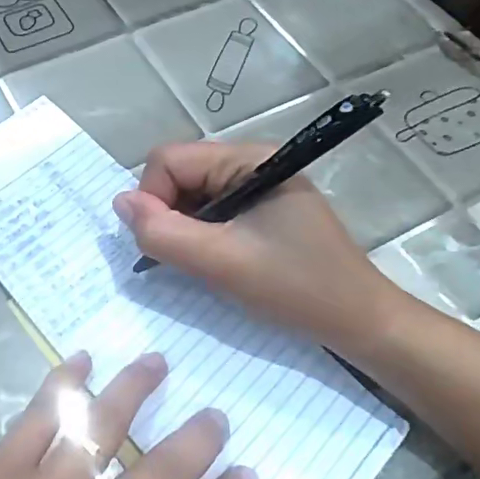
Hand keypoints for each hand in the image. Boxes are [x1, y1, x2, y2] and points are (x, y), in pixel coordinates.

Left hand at [0, 352, 257, 478]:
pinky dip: (65, 379)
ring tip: (158, 361)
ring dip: (137, 386)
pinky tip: (83, 357)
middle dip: (198, 440)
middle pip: (165, 473)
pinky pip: (43, 412)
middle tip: (216, 415)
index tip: (247, 474)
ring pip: (108, 424)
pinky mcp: (2, 467)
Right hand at [113, 142, 408, 356]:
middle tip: (184, 259)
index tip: (162, 245)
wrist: (360, 320)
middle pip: (180, 174)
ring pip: (193, 194)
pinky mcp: (262, 208)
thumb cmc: (296, 287)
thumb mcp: (223, 263)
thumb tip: (119, 203)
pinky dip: (202, 234)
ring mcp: (258, 184)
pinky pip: (213, 209)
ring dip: (185, 228)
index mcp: (248, 158)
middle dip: (169, 214)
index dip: (152, 199)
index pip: (170, 160)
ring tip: (203, 263)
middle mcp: (251, 161)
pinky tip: (216, 261)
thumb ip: (164, 233)